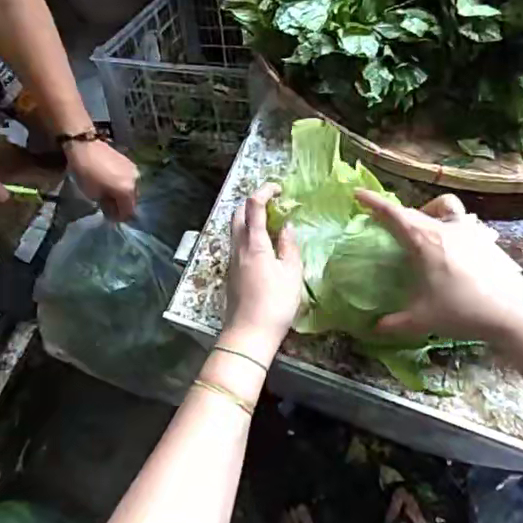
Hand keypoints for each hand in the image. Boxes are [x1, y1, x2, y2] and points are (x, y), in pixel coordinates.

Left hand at [66, 139, 138, 220]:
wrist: (85, 145)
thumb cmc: (87, 173)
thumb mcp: (94, 195)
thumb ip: (108, 205)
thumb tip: (113, 210)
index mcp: (127, 191)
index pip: (127, 211)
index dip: (119, 218)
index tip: (109, 218)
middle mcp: (135, 182)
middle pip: (132, 201)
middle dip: (122, 207)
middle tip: (110, 208)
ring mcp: (134, 171)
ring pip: (131, 190)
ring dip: (123, 196)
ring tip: (111, 196)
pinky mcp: (130, 163)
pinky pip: (129, 180)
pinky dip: (123, 186)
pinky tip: (113, 185)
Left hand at [225, 183, 303, 344]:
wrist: (249, 333)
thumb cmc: (275, 303)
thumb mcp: (292, 274)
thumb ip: (289, 246)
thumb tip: (286, 226)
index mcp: (254, 243)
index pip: (253, 206)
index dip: (264, 191)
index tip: (278, 188)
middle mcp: (238, 247)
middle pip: (238, 214)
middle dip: (252, 202)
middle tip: (272, 203)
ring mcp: (232, 261)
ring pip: (235, 229)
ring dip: (248, 218)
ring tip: (269, 223)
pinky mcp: (231, 273)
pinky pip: (237, 244)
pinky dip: (247, 235)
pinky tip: (263, 246)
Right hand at [356, 190, 522, 343]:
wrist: (515, 312)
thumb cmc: (463, 310)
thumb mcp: (423, 320)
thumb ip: (396, 323)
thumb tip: (375, 329)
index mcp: (423, 241)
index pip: (393, 214)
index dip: (373, 203)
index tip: (358, 194)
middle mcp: (445, 228)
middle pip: (417, 210)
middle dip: (400, 214)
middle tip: (390, 226)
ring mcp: (471, 231)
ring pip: (447, 207)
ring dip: (433, 211)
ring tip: (428, 228)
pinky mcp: (488, 241)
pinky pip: (468, 224)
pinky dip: (457, 228)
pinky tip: (459, 248)